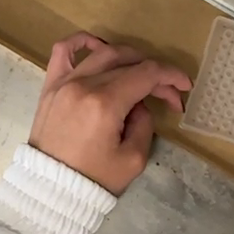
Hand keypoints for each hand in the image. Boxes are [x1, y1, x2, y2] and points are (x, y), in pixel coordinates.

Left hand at [30, 33, 192, 195]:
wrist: (51, 191)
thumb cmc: (93, 180)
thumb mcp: (134, 159)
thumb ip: (144, 124)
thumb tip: (139, 105)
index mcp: (106, 103)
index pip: (147, 74)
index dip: (171, 78)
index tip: (183, 89)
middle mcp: (84, 85)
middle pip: (128, 63)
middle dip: (154, 74)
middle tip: (166, 94)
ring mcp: (64, 83)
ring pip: (103, 53)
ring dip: (128, 57)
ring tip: (141, 72)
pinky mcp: (50, 86)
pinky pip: (63, 51)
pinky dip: (83, 42)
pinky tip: (99, 46)